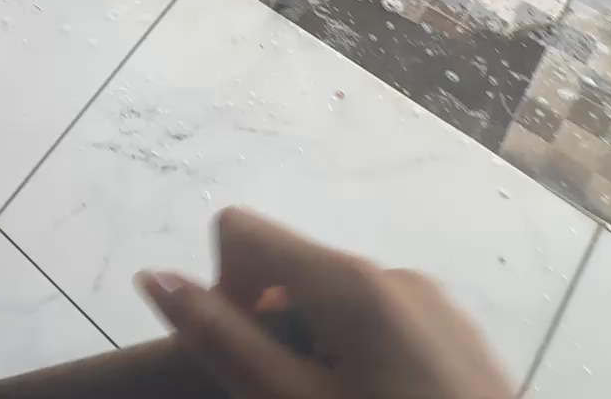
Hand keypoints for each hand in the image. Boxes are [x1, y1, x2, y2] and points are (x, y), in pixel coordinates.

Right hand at [136, 207, 513, 398]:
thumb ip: (217, 335)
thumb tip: (151, 273)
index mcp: (348, 277)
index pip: (237, 229)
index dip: (224, 288)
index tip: (252, 356)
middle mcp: (390, 271)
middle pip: (283, 265)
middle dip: (268, 323)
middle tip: (294, 396)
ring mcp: (431, 303)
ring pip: (325, 295)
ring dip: (310, 340)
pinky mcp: (459, 336)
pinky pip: (373, 317)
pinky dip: (354, 351)